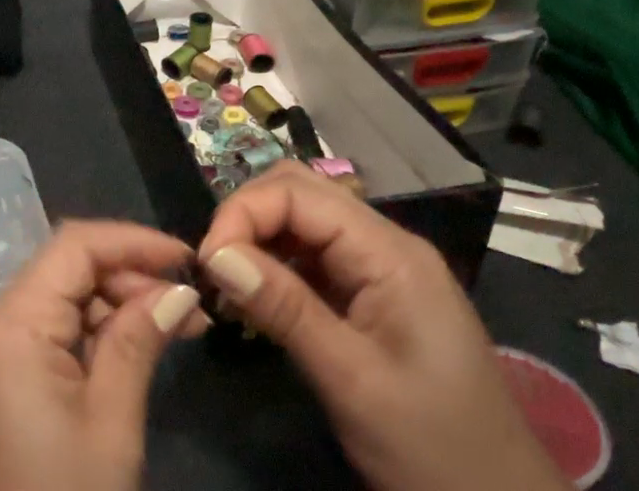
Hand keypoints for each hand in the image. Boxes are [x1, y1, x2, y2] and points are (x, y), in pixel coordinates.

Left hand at [0, 221, 209, 490]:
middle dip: (130, 275)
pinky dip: (94, 329)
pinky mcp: (1, 371)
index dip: (132, 241)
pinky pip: (51, 328)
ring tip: (178, 325)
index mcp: (11, 322)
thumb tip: (178, 291)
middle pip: (66, 268)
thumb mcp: (110, 418)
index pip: (73, 246)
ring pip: (62, 296)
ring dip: (117, 302)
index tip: (188, 257)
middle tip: (191, 306)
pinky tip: (138, 343)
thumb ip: (138, 340)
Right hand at [198, 163, 565, 490]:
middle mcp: (385, 245)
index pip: (298, 193)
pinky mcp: (371, 295)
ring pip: (302, 221)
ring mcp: (380, 269)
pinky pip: (311, 257)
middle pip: (300, 192)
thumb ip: (284, 308)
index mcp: (390, 253)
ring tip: (226, 288)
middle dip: (245, 218)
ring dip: (256, 241)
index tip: (206, 263)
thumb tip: (214, 255)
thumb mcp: (351, 379)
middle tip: (213, 270)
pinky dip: (273, 266)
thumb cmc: (432, 445)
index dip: (242, 213)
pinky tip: (254, 302)